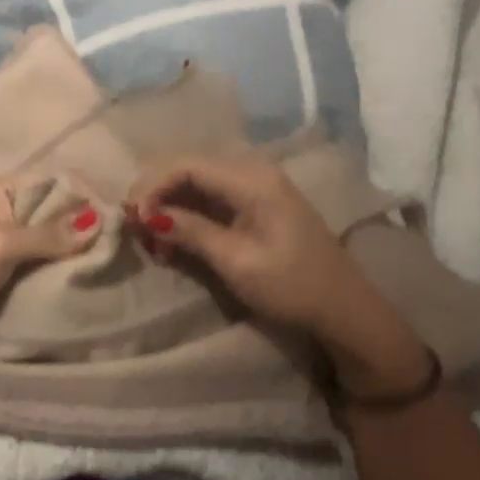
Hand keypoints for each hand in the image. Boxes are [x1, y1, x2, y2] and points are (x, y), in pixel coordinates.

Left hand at [0, 177, 100, 384]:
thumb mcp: (0, 244)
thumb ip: (48, 235)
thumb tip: (99, 221)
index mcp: (4, 192)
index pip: (55, 183)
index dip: (85, 196)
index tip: (119, 216)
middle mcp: (14, 212)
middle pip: (62, 214)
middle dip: (89, 228)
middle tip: (127, 244)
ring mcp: (18, 246)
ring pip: (61, 244)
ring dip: (83, 255)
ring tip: (120, 265)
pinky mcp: (21, 276)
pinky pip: (53, 270)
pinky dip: (71, 275)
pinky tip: (99, 281)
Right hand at [128, 155, 374, 336]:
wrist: (346, 314)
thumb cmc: (293, 287)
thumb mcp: (237, 262)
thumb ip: (190, 231)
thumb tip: (146, 215)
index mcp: (252, 179)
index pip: (185, 165)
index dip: (152, 187)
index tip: (133, 219)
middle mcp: (252, 171)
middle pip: (186, 168)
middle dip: (156, 195)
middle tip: (136, 228)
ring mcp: (255, 186)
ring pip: (194, 182)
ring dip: (168, 206)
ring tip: (152, 240)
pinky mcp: (254, 204)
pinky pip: (208, 197)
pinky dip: (185, 215)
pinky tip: (173, 240)